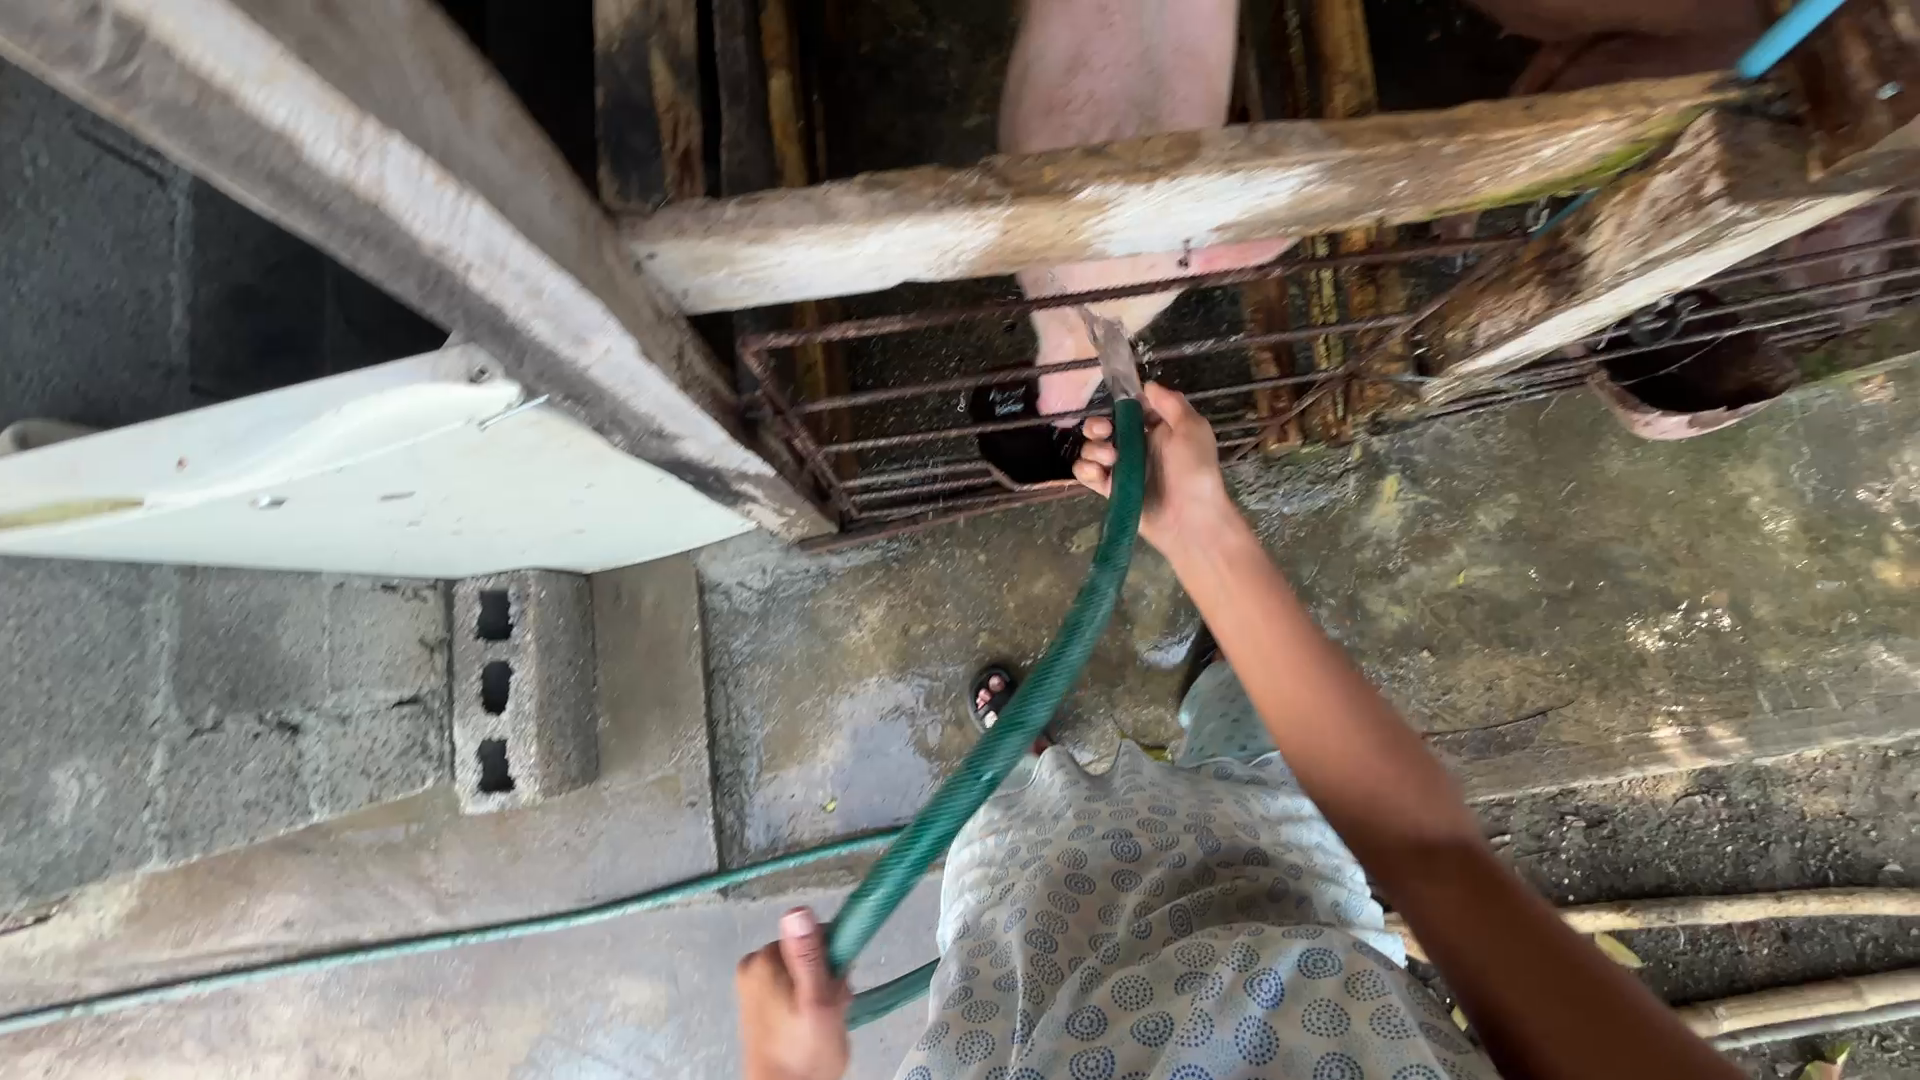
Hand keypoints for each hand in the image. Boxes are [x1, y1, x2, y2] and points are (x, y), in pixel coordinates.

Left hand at [737, 907, 850, 1079]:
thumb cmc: (804, 1052)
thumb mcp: (816, 1001)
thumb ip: (808, 955)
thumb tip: (797, 909)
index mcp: (763, 959)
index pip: (814, 935)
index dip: (833, 960)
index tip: (838, 986)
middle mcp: (753, 965)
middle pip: (807, 953)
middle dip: (826, 977)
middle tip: (833, 1008)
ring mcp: (753, 984)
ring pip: (802, 970)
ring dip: (819, 991)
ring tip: (824, 1020)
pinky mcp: (757, 1002)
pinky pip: (791, 986)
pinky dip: (806, 1001)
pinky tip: (811, 1023)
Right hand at [1073, 381, 1240, 554]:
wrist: (1191, 517)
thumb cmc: (1195, 470)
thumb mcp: (1192, 428)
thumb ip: (1170, 403)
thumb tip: (1147, 385)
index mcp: (1157, 430)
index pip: (1131, 411)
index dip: (1122, 405)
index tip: (1121, 405)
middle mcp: (1137, 447)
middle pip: (1104, 428)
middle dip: (1097, 425)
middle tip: (1105, 431)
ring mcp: (1121, 469)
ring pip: (1092, 449)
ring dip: (1093, 448)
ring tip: (1110, 457)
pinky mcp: (1109, 490)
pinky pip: (1087, 474)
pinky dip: (1086, 469)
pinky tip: (1099, 472)